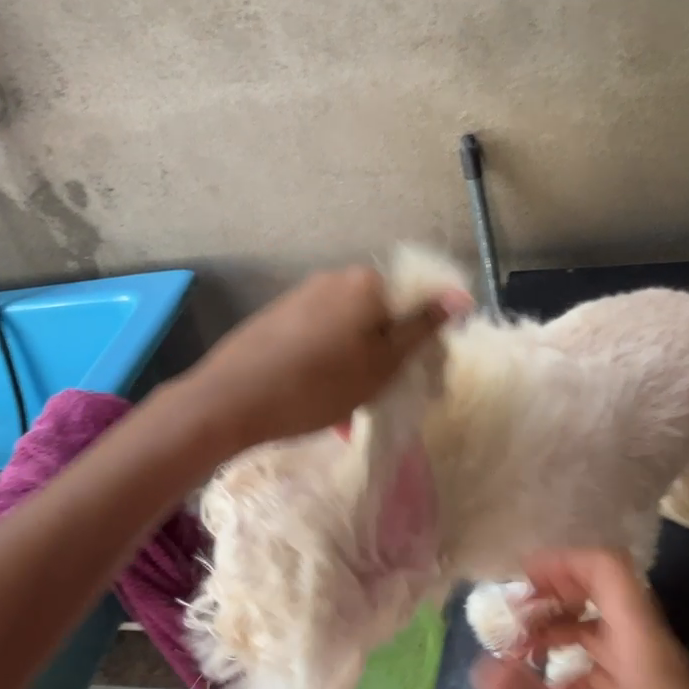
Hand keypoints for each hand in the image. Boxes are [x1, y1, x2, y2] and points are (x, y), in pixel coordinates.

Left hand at [180, 265, 469, 448]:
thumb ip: (422, 328)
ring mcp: (303, 295)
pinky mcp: (279, 316)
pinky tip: (321, 400)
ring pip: (351, 330)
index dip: (425, 340)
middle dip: (390, 355)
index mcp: (367, 283)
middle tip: (386, 396)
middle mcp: (336, 278)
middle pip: (382, 315)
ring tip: (350, 409)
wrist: (228, 401)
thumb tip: (460, 295)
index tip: (422, 377)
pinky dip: (331, 364)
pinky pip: (322, 337)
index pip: (418, 300)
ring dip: (360, 365)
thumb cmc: (317, 385)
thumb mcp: (382, 364)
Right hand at [472, 550, 688, 688]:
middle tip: (510, 625)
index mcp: (646, 646)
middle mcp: (657, 652)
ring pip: (609, 634)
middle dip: (552, 602)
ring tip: (520, 659)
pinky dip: (580, 671)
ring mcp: (664, 682)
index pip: (607, 568)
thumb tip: (481, 666)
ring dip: (562, 636)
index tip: (518, 583)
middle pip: (604, 596)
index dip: (561, 563)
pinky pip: (618, 669)